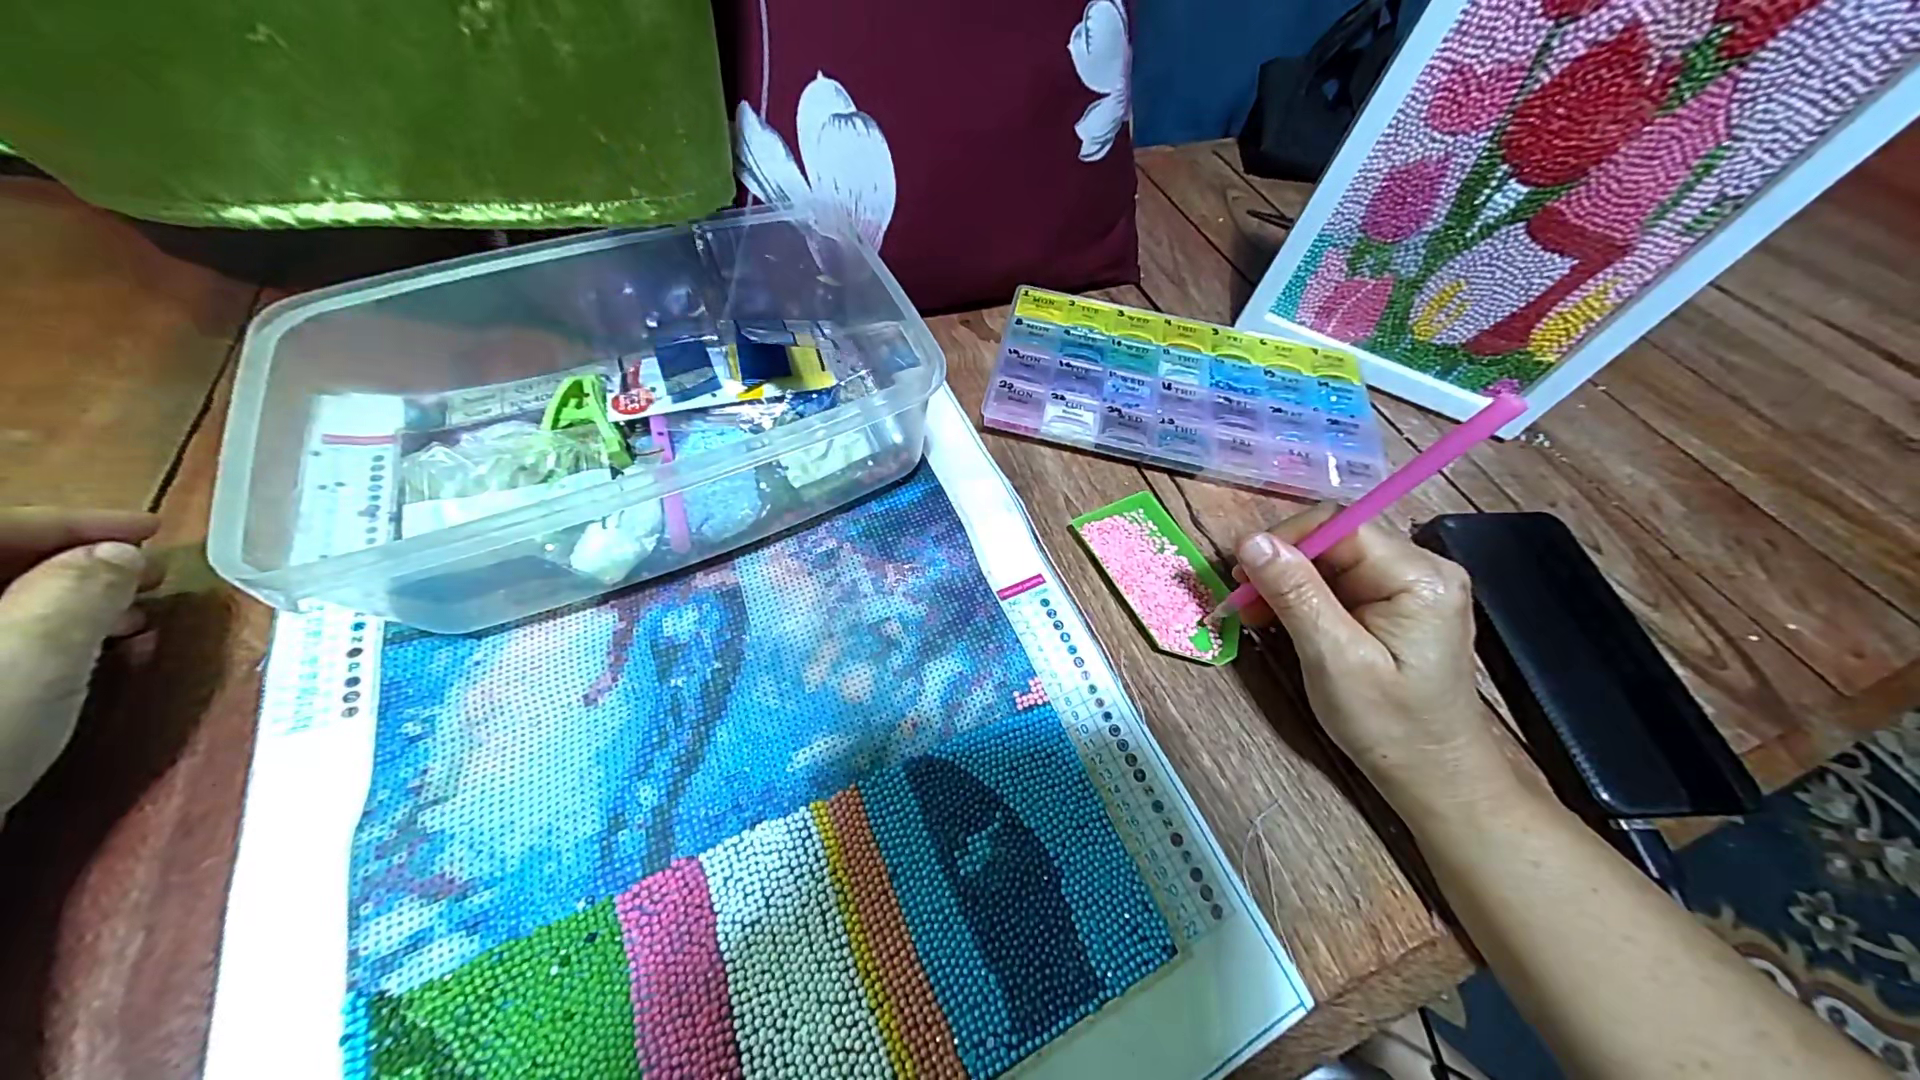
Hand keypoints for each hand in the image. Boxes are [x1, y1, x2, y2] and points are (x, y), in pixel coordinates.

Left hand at [0, 508, 160, 819]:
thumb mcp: (35, 657)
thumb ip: (80, 590)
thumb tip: (118, 554)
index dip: (75, 522)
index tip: (153, 530)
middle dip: (74, 562)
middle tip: (152, 576)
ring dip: (62, 600)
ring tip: (132, 616)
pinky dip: (37, 633)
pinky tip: (83, 650)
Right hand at [1232, 504, 1511, 810]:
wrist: (1433, 774)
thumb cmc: (1388, 724)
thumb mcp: (1333, 658)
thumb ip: (1295, 594)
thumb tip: (1251, 541)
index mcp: (1418, 576)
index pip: (1339, 526)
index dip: (1284, 540)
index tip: (1242, 574)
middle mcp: (1421, 567)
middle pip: (1333, 539)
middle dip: (1281, 564)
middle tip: (1244, 602)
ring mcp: (1409, 584)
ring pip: (1329, 559)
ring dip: (1285, 582)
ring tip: (1256, 616)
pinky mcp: (1394, 602)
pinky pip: (1337, 581)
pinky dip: (1301, 596)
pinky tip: (1281, 619)